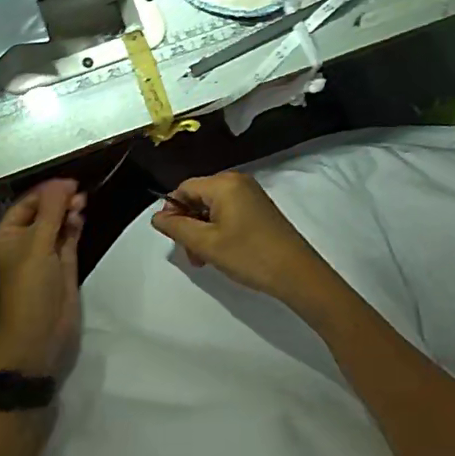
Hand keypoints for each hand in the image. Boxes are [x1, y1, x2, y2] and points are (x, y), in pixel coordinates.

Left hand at [0, 178, 86, 377]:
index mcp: (7, 235)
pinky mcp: (62, 265)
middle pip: (43, 211)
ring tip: (82, 204)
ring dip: (68, 212)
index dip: (47, 191)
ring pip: (58, 223)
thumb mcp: (38, 245)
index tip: (70, 182)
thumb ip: (52, 211)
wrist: (39, 336)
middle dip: (60, 200)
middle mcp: (24, 242)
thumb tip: (63, 182)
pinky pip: (68, 238)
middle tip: (80, 194)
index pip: (26, 203)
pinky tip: (81, 217)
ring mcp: (44, 254)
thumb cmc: (30, 287)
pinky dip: (74, 226)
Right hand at [150, 172, 338, 312]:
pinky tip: (223, 252)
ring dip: (204, 232)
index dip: (172, 212)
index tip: (173, 239)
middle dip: (190, 225)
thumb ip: (177, 228)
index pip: (184, 188)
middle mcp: (238, 182)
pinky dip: (220, 230)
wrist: (297, 273)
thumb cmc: (249, 255)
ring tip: (206, 259)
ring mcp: (252, 194)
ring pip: (213, 208)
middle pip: (199, 197)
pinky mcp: (260, 208)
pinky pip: (229, 212)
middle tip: (193, 256)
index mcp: (224, 184)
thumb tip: (157, 217)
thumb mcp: (206, 244)